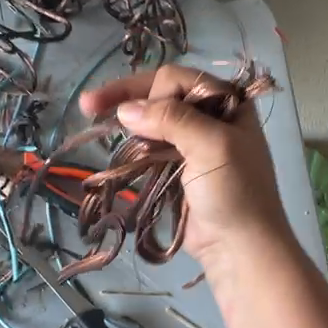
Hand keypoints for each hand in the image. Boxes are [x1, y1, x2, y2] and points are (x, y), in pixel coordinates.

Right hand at [80, 66, 293, 265]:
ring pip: (151, 121)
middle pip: (160, 95)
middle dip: (126, 99)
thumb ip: (172, 119)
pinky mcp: (177, 168)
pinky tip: (113, 144)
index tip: (116, 111)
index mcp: (227, 102)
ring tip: (93, 119)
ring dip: (125, 121)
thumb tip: (125, 110)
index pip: (176, 80)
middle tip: (88, 105)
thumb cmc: (235, 192)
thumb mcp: (212, 146)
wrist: (240, 247)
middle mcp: (210, 116)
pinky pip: (149, 147)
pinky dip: (131, 144)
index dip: (145, 91)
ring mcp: (192, 143)